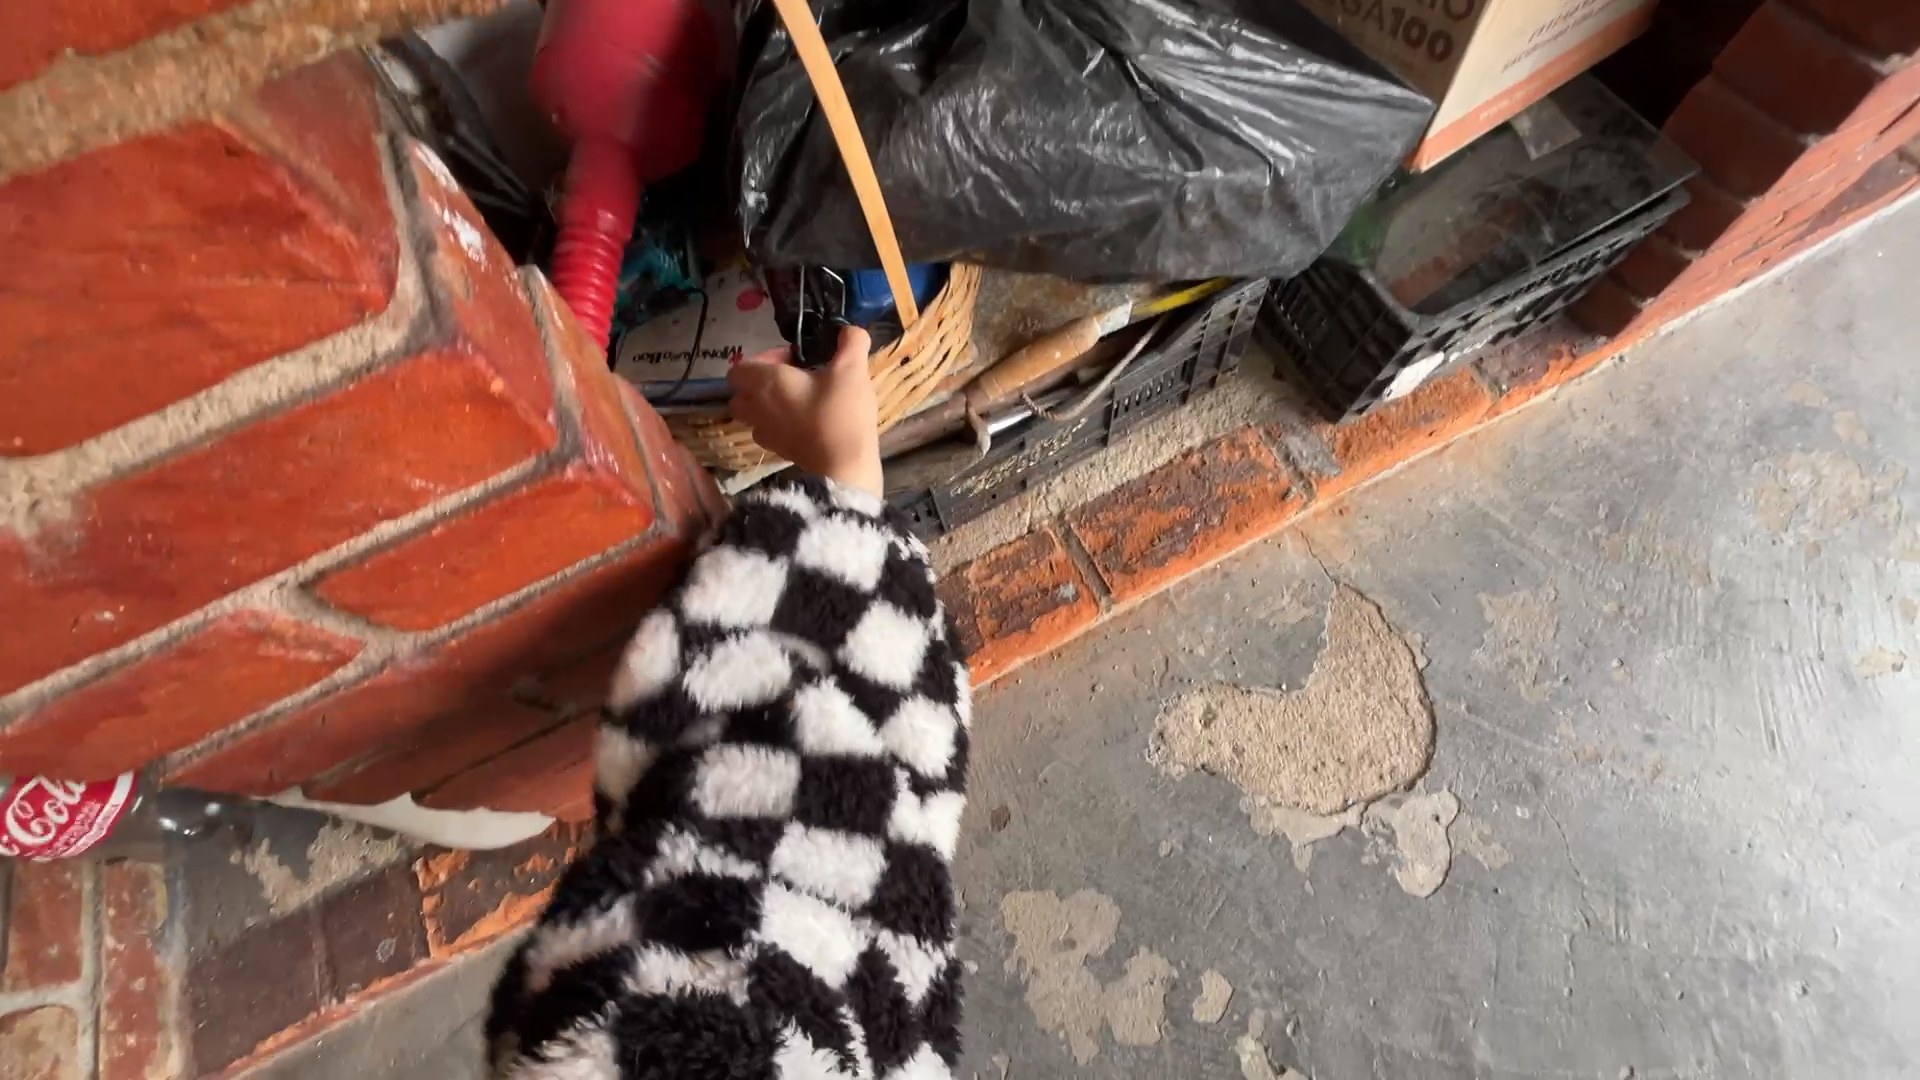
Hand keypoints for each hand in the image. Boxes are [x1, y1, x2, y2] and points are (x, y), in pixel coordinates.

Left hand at [728, 325, 883, 497]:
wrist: (845, 467)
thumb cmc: (841, 413)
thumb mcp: (852, 370)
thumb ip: (851, 343)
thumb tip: (850, 330)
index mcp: (766, 382)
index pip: (739, 367)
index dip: (764, 358)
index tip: (794, 359)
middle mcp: (757, 408)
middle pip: (741, 393)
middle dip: (761, 384)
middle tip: (793, 380)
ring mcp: (765, 434)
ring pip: (754, 415)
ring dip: (769, 406)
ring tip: (801, 402)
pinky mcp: (779, 453)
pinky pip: (770, 433)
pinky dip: (782, 426)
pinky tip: (810, 424)